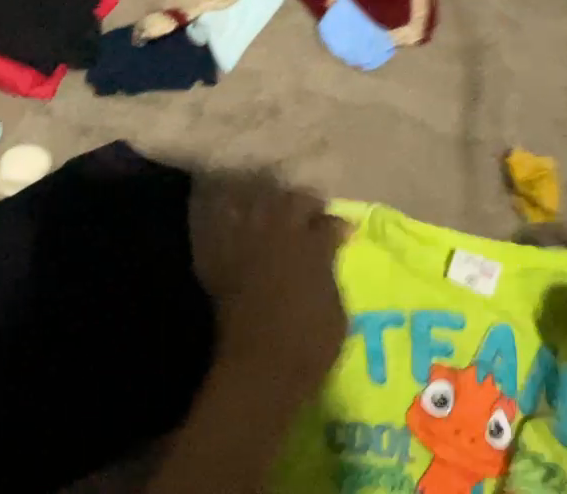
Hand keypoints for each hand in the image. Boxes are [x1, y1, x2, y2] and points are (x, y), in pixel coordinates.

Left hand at [189, 172, 347, 394]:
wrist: (260, 364)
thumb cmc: (309, 344)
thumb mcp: (336, 310)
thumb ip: (329, 274)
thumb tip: (326, 258)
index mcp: (311, 246)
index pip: (329, 223)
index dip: (339, 225)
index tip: (344, 230)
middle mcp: (277, 233)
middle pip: (291, 200)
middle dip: (306, 203)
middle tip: (312, 213)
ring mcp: (246, 241)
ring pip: (256, 203)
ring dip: (269, 204)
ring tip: (276, 214)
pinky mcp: (222, 255)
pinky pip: (224, 224)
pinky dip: (234, 219)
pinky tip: (242, 225)